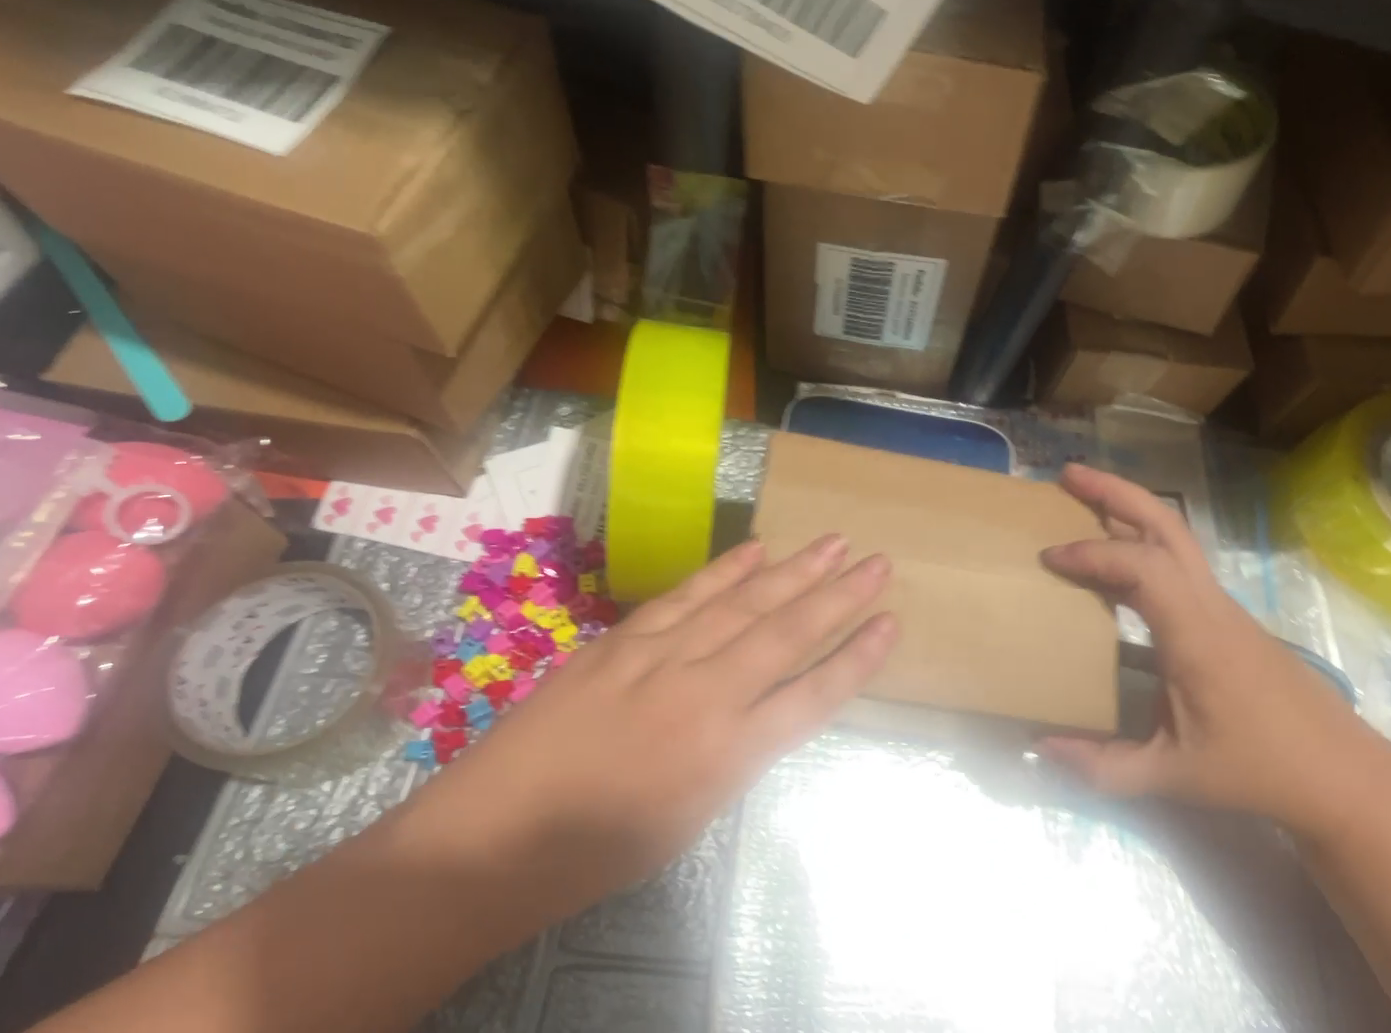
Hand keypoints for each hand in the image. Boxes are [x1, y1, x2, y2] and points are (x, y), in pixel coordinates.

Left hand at [397, 535, 895, 923]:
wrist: (499, 832)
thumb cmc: (602, 849)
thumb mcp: (693, 816)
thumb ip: (735, 754)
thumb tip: (760, 710)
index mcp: (728, 752)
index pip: (812, 695)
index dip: (857, 659)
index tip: (892, 623)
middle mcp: (704, 694)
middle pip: (785, 633)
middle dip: (838, 596)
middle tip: (879, 561)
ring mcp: (659, 658)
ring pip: (741, 603)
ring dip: (792, 571)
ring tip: (833, 542)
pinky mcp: (622, 641)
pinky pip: (684, 597)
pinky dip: (724, 570)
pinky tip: (756, 549)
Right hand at [1038, 464, 1390, 837]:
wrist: (1343, 775)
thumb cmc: (1259, 770)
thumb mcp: (1173, 777)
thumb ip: (1103, 765)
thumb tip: (1041, 747)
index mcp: (1197, 636)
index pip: (1142, 567)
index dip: (1092, 554)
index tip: (1049, 558)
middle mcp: (1212, 607)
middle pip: (1167, 525)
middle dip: (1116, 493)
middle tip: (1067, 474)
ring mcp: (1224, 609)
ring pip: (1178, 539)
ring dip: (1132, 512)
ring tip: (1085, 501)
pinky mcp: (1229, 621)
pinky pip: (1181, 565)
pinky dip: (1143, 547)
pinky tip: (1117, 569)